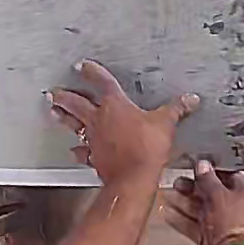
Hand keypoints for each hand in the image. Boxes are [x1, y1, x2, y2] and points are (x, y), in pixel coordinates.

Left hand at [46, 61, 197, 183]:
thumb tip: (191, 99)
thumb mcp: (166, 124)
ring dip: (62, 116)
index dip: (90, 72)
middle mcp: (99, 119)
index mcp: (115, 105)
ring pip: (72, 124)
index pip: (101, 82)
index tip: (81, 66)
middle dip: (65, 95)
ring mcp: (93, 139)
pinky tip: (74, 151)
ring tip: (52, 110)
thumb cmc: (147, 148)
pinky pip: (82, 151)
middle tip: (54, 91)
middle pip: (76, 102)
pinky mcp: (93, 157)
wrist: (133, 178)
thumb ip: (177, 109)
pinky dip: (78, 150)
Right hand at [161, 159, 243, 244]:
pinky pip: (197, 226)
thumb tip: (202, 165)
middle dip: (194, 188)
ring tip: (169, 194)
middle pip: (214, 194)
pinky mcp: (214, 239)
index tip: (196, 167)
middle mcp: (239, 208)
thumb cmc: (231, 223)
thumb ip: (207, 178)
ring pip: (203, 210)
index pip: (230, 176)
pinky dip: (183, 220)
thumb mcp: (217, 193)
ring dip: (186, 202)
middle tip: (178, 182)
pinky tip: (168, 213)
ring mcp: (226, 225)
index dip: (212, 171)